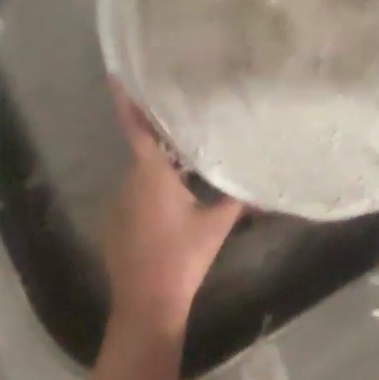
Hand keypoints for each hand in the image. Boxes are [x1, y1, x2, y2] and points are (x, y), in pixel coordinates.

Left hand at [102, 83, 243, 334]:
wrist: (147, 304)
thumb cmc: (183, 257)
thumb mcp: (216, 225)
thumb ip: (238, 198)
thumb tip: (264, 183)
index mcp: (151, 174)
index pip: (136, 128)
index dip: (126, 100)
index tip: (117, 75)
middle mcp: (129, 182)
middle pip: (145, 150)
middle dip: (162, 139)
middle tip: (184, 123)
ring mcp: (117, 204)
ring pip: (142, 175)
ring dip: (160, 170)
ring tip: (186, 167)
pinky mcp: (114, 224)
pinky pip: (135, 197)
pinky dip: (150, 193)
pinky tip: (171, 208)